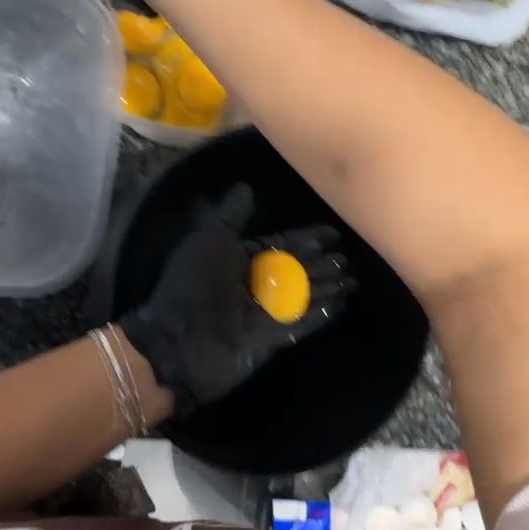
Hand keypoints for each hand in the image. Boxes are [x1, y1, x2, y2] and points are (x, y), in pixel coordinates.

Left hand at [120, 185, 352, 415]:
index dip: (307, 239)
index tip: (333, 234)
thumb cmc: (190, 286)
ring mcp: (261, 313)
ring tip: (352, 280)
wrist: (176, 342)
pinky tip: (341, 305)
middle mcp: (252, 284)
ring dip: (326, 288)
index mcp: (237, 259)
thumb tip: (247, 187)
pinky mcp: (268, 339)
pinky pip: (299, 323)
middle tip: (350, 258)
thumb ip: (229, 216)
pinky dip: (320, 315)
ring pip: (302, 296)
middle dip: (321, 264)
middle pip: (295, 271)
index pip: (280, 245)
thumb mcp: (207, 242)